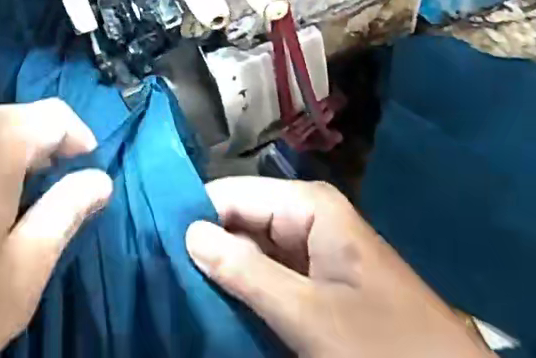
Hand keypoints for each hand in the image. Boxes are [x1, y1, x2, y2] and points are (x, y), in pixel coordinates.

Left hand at [0, 99, 113, 357]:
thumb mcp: (23, 269)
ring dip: (9, 157)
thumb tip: (99, 180)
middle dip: (44, 148)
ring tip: (18, 209)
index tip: (90, 174)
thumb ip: (66, 212)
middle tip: (57, 196)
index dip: (79, 139)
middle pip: (16, 120)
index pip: (54, 115)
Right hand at [186, 177, 491, 357]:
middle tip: (160, 271)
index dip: (192, 215)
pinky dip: (248, 291)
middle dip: (206, 245)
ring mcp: (317, 251)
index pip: (230, 194)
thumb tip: (186, 231)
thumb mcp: (309, 317)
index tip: (151, 241)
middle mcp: (310, 216)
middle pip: (240, 220)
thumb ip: (244, 272)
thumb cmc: (384, 350)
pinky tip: (218, 306)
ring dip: (224, 271)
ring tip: (178, 287)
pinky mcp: (323, 285)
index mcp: (309, 206)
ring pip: (253, 250)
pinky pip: (273, 275)